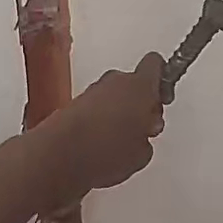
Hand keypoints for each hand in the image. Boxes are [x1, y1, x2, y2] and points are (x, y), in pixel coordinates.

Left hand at [37, 53, 164, 212]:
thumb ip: (147, 138)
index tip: (163, 98)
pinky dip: (100, 121)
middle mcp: (114, 82)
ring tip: (122, 142)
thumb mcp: (142, 153)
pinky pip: (95, 109)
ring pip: (113, 96)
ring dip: (119, 113)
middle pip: (134, 83)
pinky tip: (102, 145)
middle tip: (144, 127)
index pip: (156, 65)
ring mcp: (91, 92)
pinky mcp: (72, 105)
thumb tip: (140, 138)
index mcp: (139, 85)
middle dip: (140, 103)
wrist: (60, 156)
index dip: (162, 82)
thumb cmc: (105, 149)